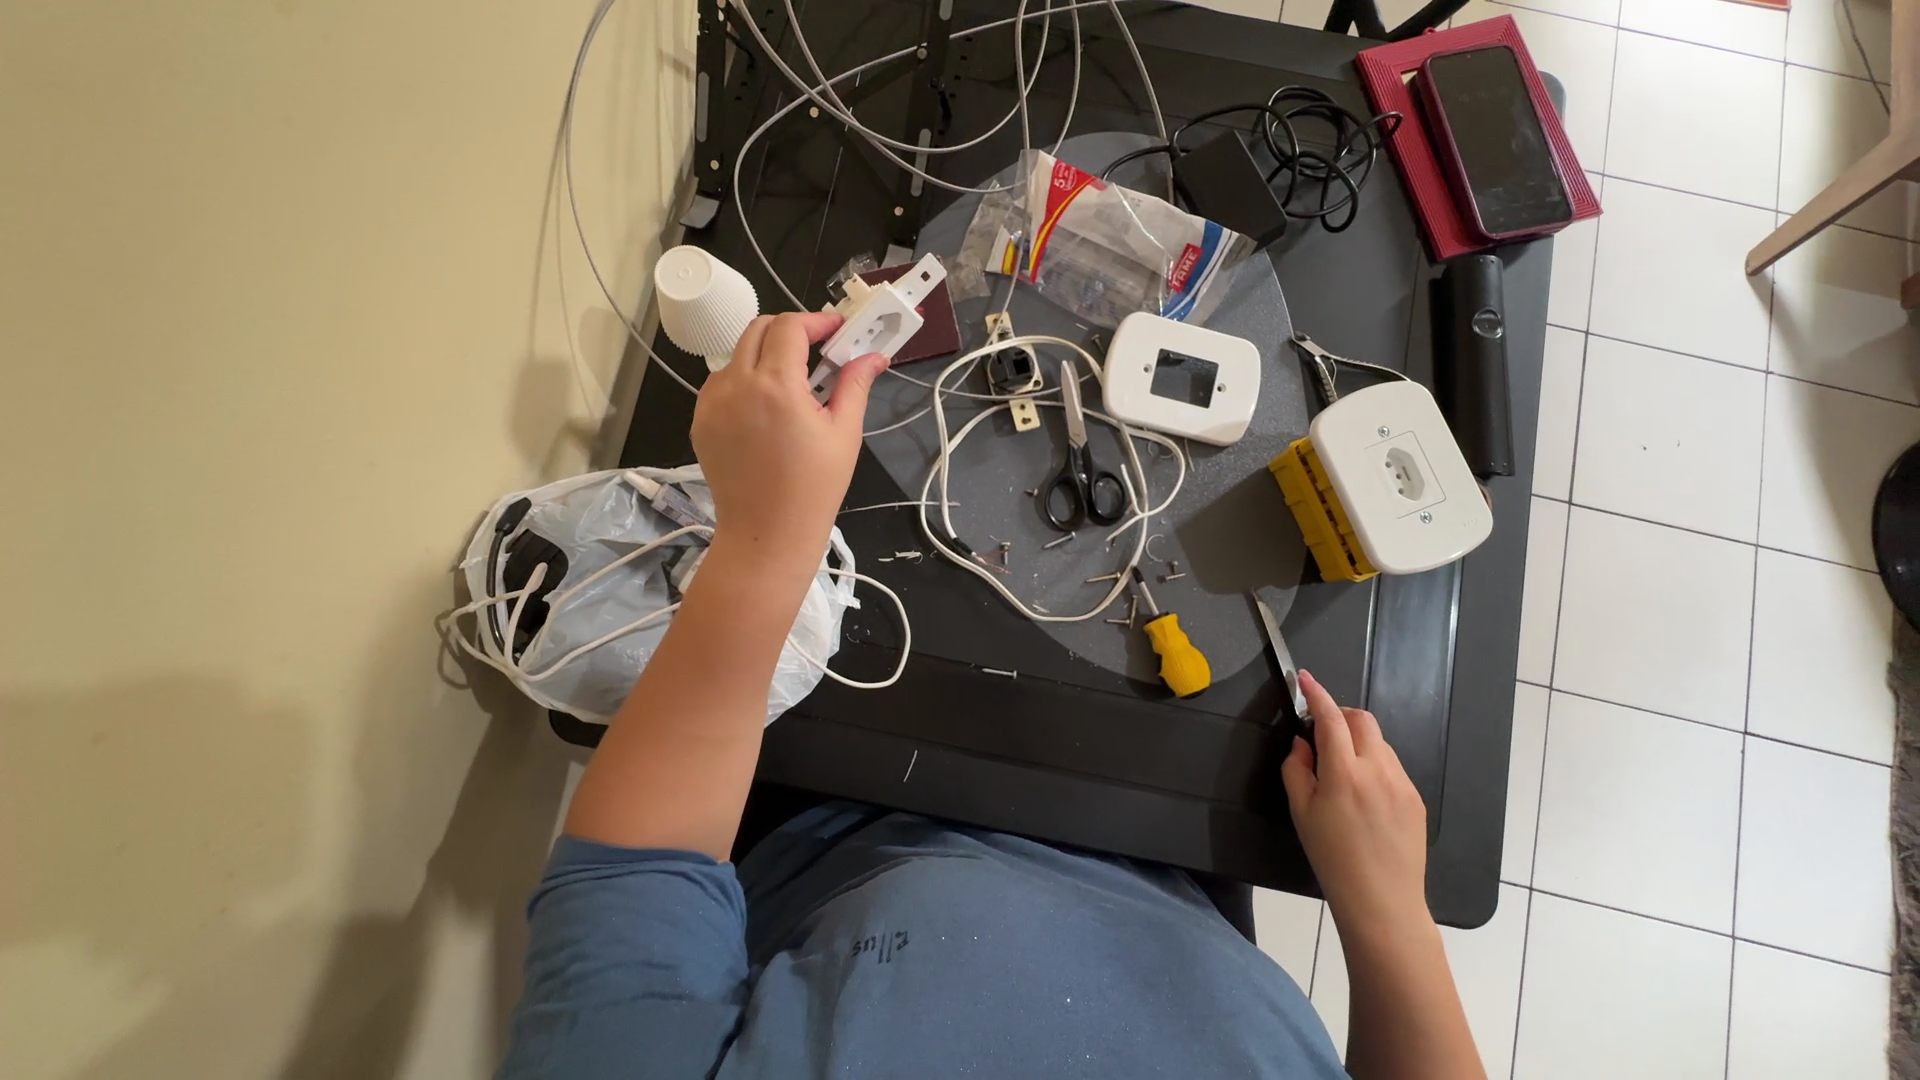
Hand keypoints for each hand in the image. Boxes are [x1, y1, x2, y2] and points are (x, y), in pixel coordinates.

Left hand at [690, 312, 887, 571]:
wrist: (766, 534)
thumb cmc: (814, 489)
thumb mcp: (844, 435)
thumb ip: (856, 386)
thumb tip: (874, 356)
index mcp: (777, 385)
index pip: (791, 326)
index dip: (816, 320)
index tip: (836, 330)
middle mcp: (737, 385)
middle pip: (759, 328)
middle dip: (790, 331)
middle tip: (817, 351)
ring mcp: (712, 403)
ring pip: (738, 354)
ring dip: (765, 355)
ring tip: (792, 386)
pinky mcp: (700, 421)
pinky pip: (721, 383)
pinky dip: (745, 381)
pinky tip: (766, 410)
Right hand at [1281, 670, 1430, 934]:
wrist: (1382, 901)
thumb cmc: (1332, 857)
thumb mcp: (1300, 812)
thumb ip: (1296, 769)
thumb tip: (1303, 744)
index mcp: (1344, 773)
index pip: (1330, 718)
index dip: (1316, 694)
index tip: (1304, 678)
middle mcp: (1378, 770)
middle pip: (1362, 720)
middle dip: (1340, 715)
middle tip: (1320, 732)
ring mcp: (1402, 784)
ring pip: (1379, 741)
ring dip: (1357, 739)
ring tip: (1340, 768)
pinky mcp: (1416, 799)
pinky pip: (1392, 765)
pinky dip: (1372, 761)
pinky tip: (1361, 791)